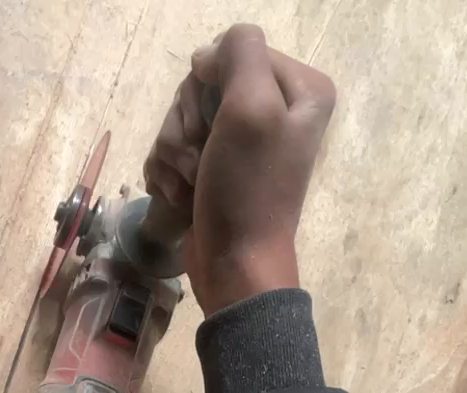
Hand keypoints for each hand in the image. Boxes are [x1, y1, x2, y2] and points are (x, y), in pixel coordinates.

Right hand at [143, 25, 335, 314]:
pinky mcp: (210, 173)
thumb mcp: (252, 108)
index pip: (233, 53)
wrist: (233, 265)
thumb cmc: (247, 191)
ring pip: (179, 123)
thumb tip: (205, 57)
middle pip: (201, 88)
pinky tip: (179, 197)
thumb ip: (239, 53)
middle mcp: (272, 110)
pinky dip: (167, 177)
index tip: (211, 125)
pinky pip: (170, 155)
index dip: (209, 86)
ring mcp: (237, 145)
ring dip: (173, 157)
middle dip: (186, 128)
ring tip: (189, 186)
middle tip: (197, 161)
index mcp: (299, 89)